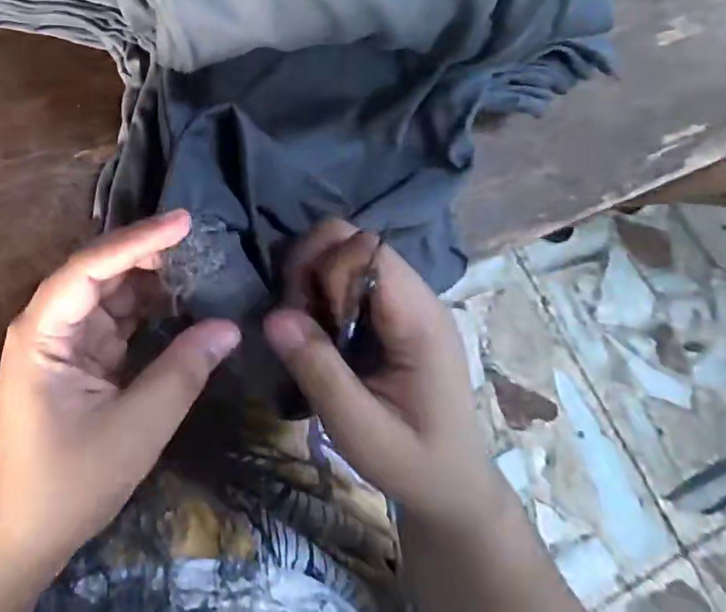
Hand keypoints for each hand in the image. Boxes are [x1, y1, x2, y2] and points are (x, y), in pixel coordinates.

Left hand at [0, 210, 240, 581]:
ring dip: (153, 279)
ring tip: (202, 263)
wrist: (25, 535)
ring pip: (112, 290)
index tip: (184, 221)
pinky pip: (118, 317)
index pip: (90, 266)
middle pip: (100, 270)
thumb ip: (182, 372)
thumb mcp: (134, 430)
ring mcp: (65, 338)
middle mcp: (49, 322)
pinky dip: (151, 308)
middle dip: (148, 253)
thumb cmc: (69, 482)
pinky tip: (184, 300)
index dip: (137, 239)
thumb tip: (230, 326)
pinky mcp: (81, 356)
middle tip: (202, 239)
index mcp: (43, 330)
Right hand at [262, 219, 489, 525]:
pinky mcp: (390, 308)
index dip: (327, 271)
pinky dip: (321, 290)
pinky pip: (347, 273)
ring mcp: (404, 298)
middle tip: (298, 320)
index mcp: (420, 319)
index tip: (310, 320)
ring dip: (311, 279)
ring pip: (343, 251)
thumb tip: (274, 316)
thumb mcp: (362, 433)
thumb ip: (321, 373)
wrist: (451, 486)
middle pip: (350, 239)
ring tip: (307, 330)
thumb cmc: (413, 464)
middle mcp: (415, 295)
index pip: (366, 249)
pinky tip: (319, 331)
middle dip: (310, 267)